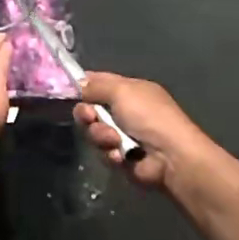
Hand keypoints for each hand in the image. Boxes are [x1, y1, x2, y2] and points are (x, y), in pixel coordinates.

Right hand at [74, 72, 212, 189]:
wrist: (171, 158)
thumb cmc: (149, 117)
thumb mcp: (122, 91)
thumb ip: (96, 86)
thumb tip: (79, 83)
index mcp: (130, 90)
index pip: (99, 82)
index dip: (82, 85)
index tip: (67, 90)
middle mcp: (125, 111)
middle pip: (91, 109)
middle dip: (87, 114)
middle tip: (90, 118)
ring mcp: (124, 135)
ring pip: (94, 132)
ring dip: (100, 136)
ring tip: (114, 141)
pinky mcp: (122, 158)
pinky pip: (104, 152)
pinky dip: (110, 154)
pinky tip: (120, 156)